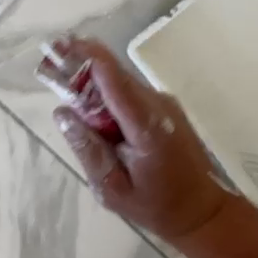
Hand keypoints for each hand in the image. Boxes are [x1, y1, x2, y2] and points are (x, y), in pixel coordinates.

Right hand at [41, 36, 229, 242]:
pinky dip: (108, 96)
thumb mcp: (113, 189)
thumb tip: (62, 113)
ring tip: (66, 89)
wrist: (206, 212)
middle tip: (51, 63)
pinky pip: (130, 94)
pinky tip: (94, 112)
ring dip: (93, 83)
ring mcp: (165, 103)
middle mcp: (158, 104)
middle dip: (81, 66)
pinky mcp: (166, 108)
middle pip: (114, 74)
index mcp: (146, 125)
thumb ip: (88, 150)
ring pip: (121, 82)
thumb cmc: (159, 207)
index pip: (113, 77)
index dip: (85, 56)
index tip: (59, 44)